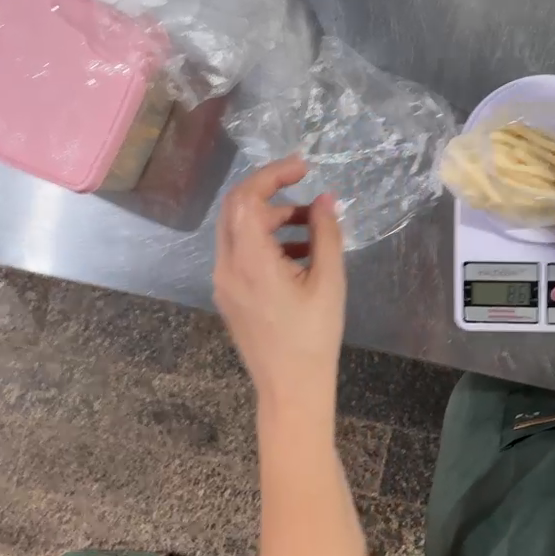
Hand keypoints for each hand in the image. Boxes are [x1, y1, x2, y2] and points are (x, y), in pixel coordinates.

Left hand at [212, 157, 345, 411]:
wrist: (291, 388)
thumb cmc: (315, 337)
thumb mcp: (330, 282)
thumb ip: (327, 235)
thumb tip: (326, 200)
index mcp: (250, 261)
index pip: (246, 197)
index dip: (272, 174)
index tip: (304, 167)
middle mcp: (227, 267)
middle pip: (237, 209)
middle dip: (272, 195)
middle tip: (308, 195)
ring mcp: (224, 282)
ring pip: (239, 231)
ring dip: (272, 220)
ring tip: (313, 231)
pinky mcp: (229, 295)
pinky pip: (241, 254)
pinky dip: (267, 242)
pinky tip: (300, 258)